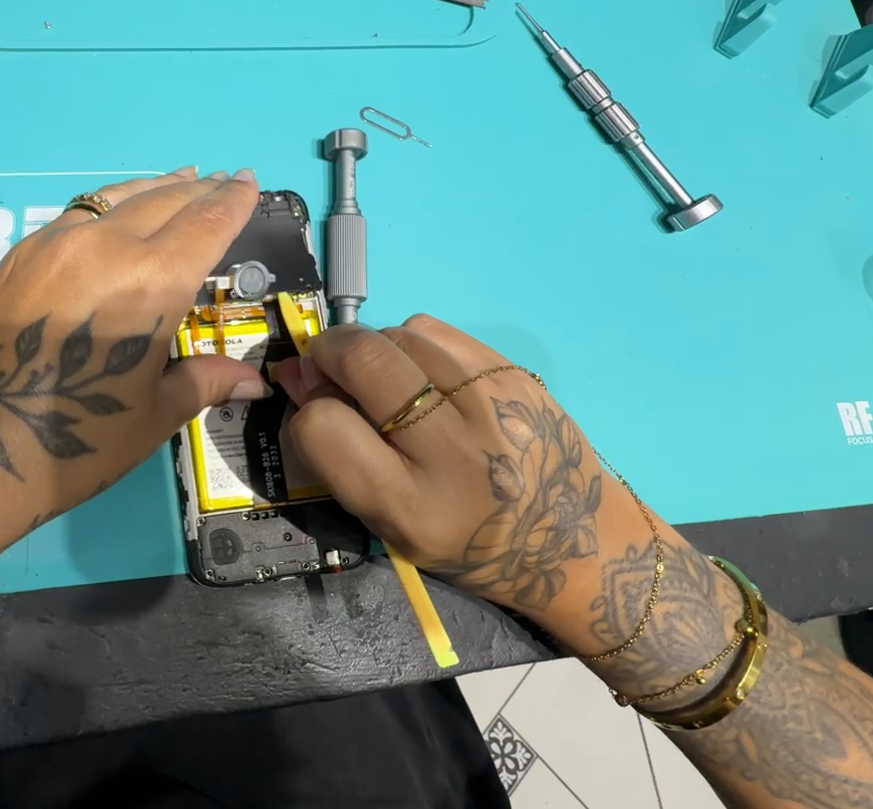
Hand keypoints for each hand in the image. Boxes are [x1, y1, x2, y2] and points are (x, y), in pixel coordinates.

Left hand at [0, 167, 265, 518]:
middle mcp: (106, 247)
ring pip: (117, 197)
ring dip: (155, 187)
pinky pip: (78, 212)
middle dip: (201, 190)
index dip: (232, 202)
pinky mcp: (20, 254)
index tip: (249, 181)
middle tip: (224, 180)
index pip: (205, 225)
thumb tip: (253, 380)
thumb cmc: (77, 439)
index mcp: (151, 283)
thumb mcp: (153, 414)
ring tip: (180, 179)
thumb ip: (204, 381)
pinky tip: (116, 214)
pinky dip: (110, 204)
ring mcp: (55, 244)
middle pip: (164, 201)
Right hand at [274, 315, 613, 615]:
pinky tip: (423, 372)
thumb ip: (336, 453)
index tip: (316, 410)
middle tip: (328, 366)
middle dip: (328, 352)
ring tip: (383, 376)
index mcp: (411, 506)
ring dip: (371, 347)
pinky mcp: (515, 374)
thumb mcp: (390, 522)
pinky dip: (410, 342)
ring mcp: (491, 404)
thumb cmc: (467, 544)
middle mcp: (453, 451)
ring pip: (397, 334)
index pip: (322, 426)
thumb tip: (294, 375)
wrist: (578, 543)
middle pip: (363, 360)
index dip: (307, 410)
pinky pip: (434, 329)